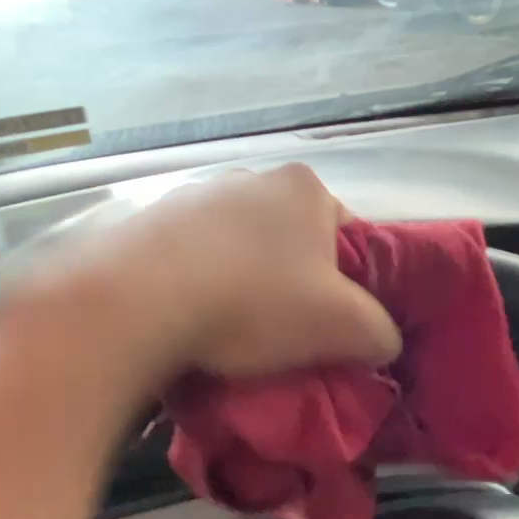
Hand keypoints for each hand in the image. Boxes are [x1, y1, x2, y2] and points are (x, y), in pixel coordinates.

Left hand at [13, 164, 399, 383]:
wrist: (135, 303)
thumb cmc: (257, 303)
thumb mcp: (347, 328)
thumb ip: (382, 332)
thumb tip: (381, 340)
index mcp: (306, 188)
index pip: (353, 239)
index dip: (356, 287)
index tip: (341, 326)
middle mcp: (250, 178)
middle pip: (297, 245)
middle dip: (300, 288)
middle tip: (294, 337)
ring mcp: (193, 196)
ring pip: (244, 253)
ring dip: (250, 289)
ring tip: (240, 338)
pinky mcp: (147, 223)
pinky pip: (196, 262)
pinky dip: (205, 290)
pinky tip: (198, 326)